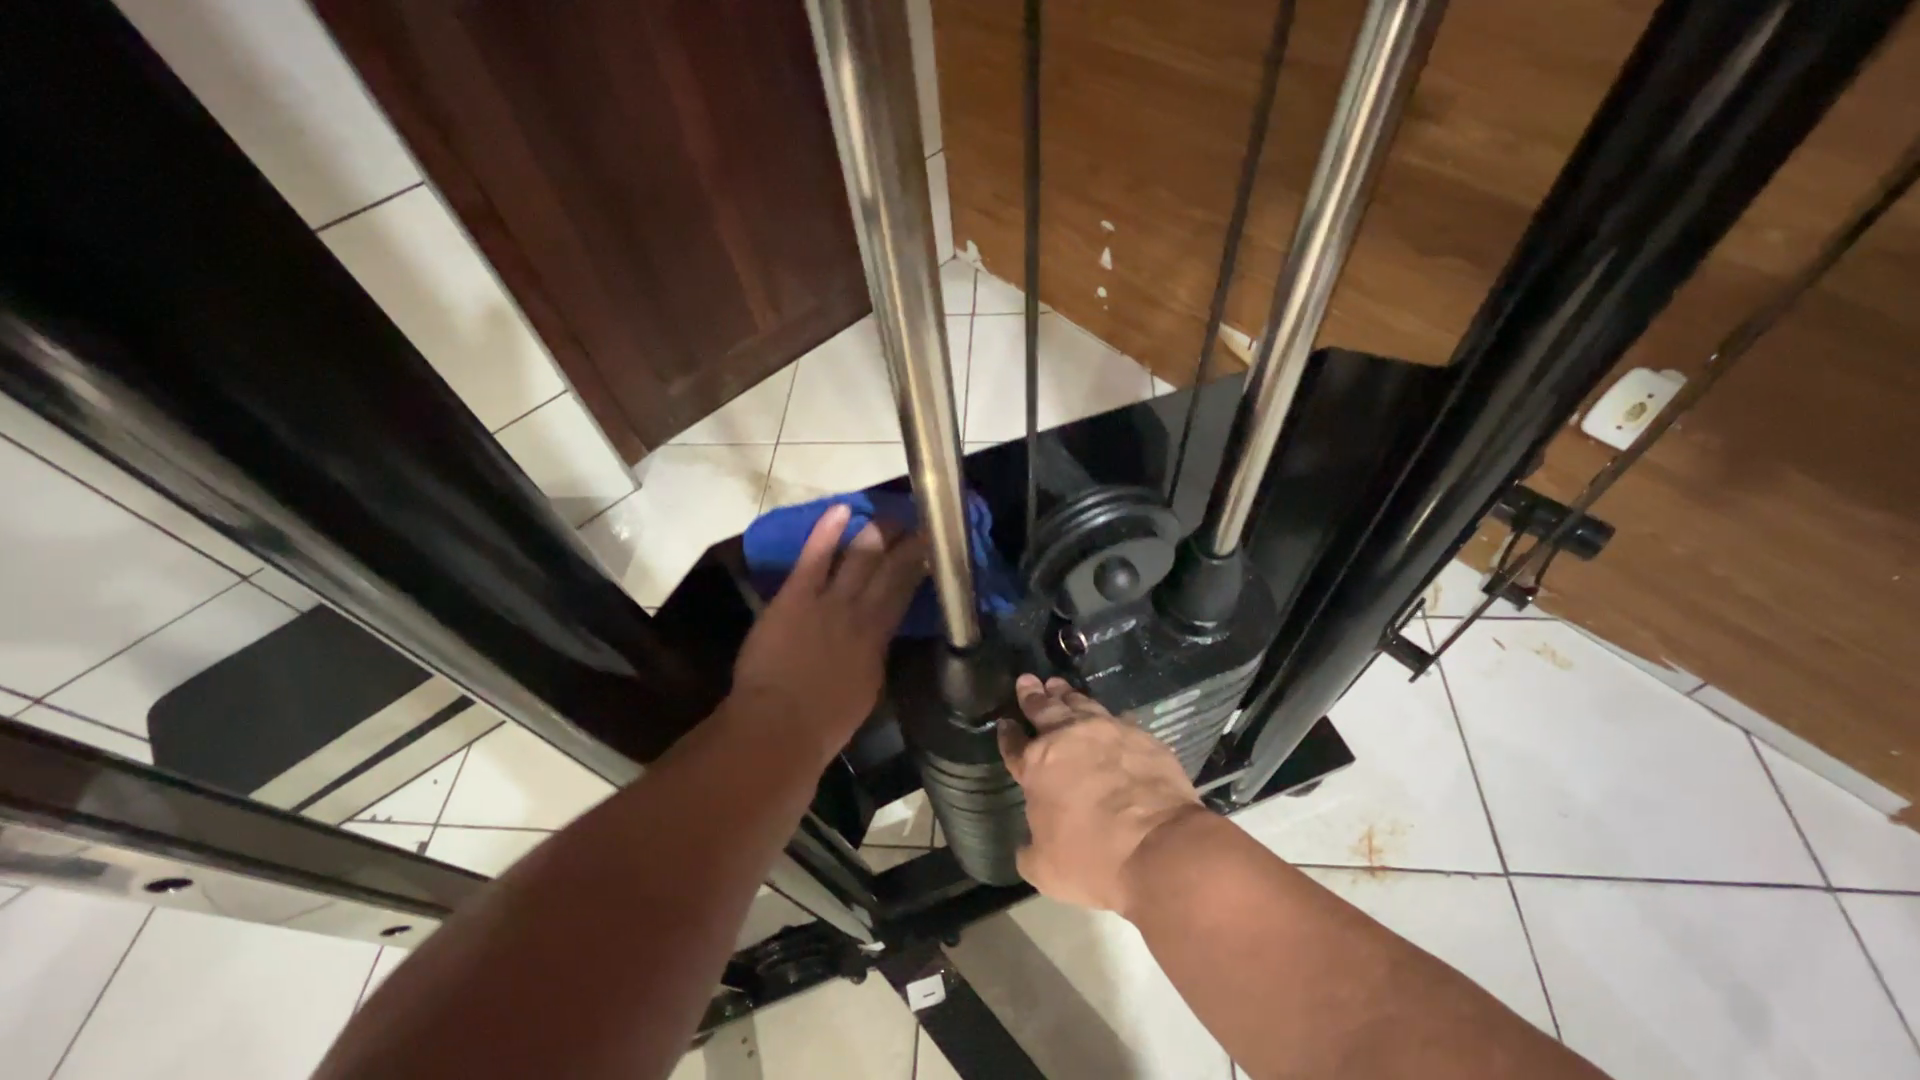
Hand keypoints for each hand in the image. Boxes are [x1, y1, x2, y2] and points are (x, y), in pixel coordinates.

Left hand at [730, 504, 927, 758]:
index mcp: (878, 641)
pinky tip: (841, 509)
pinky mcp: (796, 596)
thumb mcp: (864, 690)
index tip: (930, 551)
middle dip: (905, 545)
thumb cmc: (824, 722)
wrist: (780, 725)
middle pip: (889, 571)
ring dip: (876, 534)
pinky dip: (828, 531)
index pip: (904, 595)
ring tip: (889, 516)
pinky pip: (815, 557)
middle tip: (917, 523)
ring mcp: (829, 602)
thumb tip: (876, 639)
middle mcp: (861, 615)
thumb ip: (872, 657)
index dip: (918, 570)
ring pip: (860, 558)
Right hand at [997, 674, 1204, 915]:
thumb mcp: (1045, 869)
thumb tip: (1029, 844)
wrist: (1158, 847)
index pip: (1014, 745)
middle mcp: (1068, 739)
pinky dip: (1108, 717)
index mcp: (1036, 767)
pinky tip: (1109, 716)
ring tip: (1060, 687)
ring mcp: (1108, 733)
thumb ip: (1031, 850)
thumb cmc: (1092, 859)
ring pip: (1082, 705)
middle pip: (1045, 710)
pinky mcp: (1142, 737)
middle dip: (1034, 696)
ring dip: (1068, 696)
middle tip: (1028, 682)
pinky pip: (1120, 720)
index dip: (1008, 734)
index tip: (1005, 723)